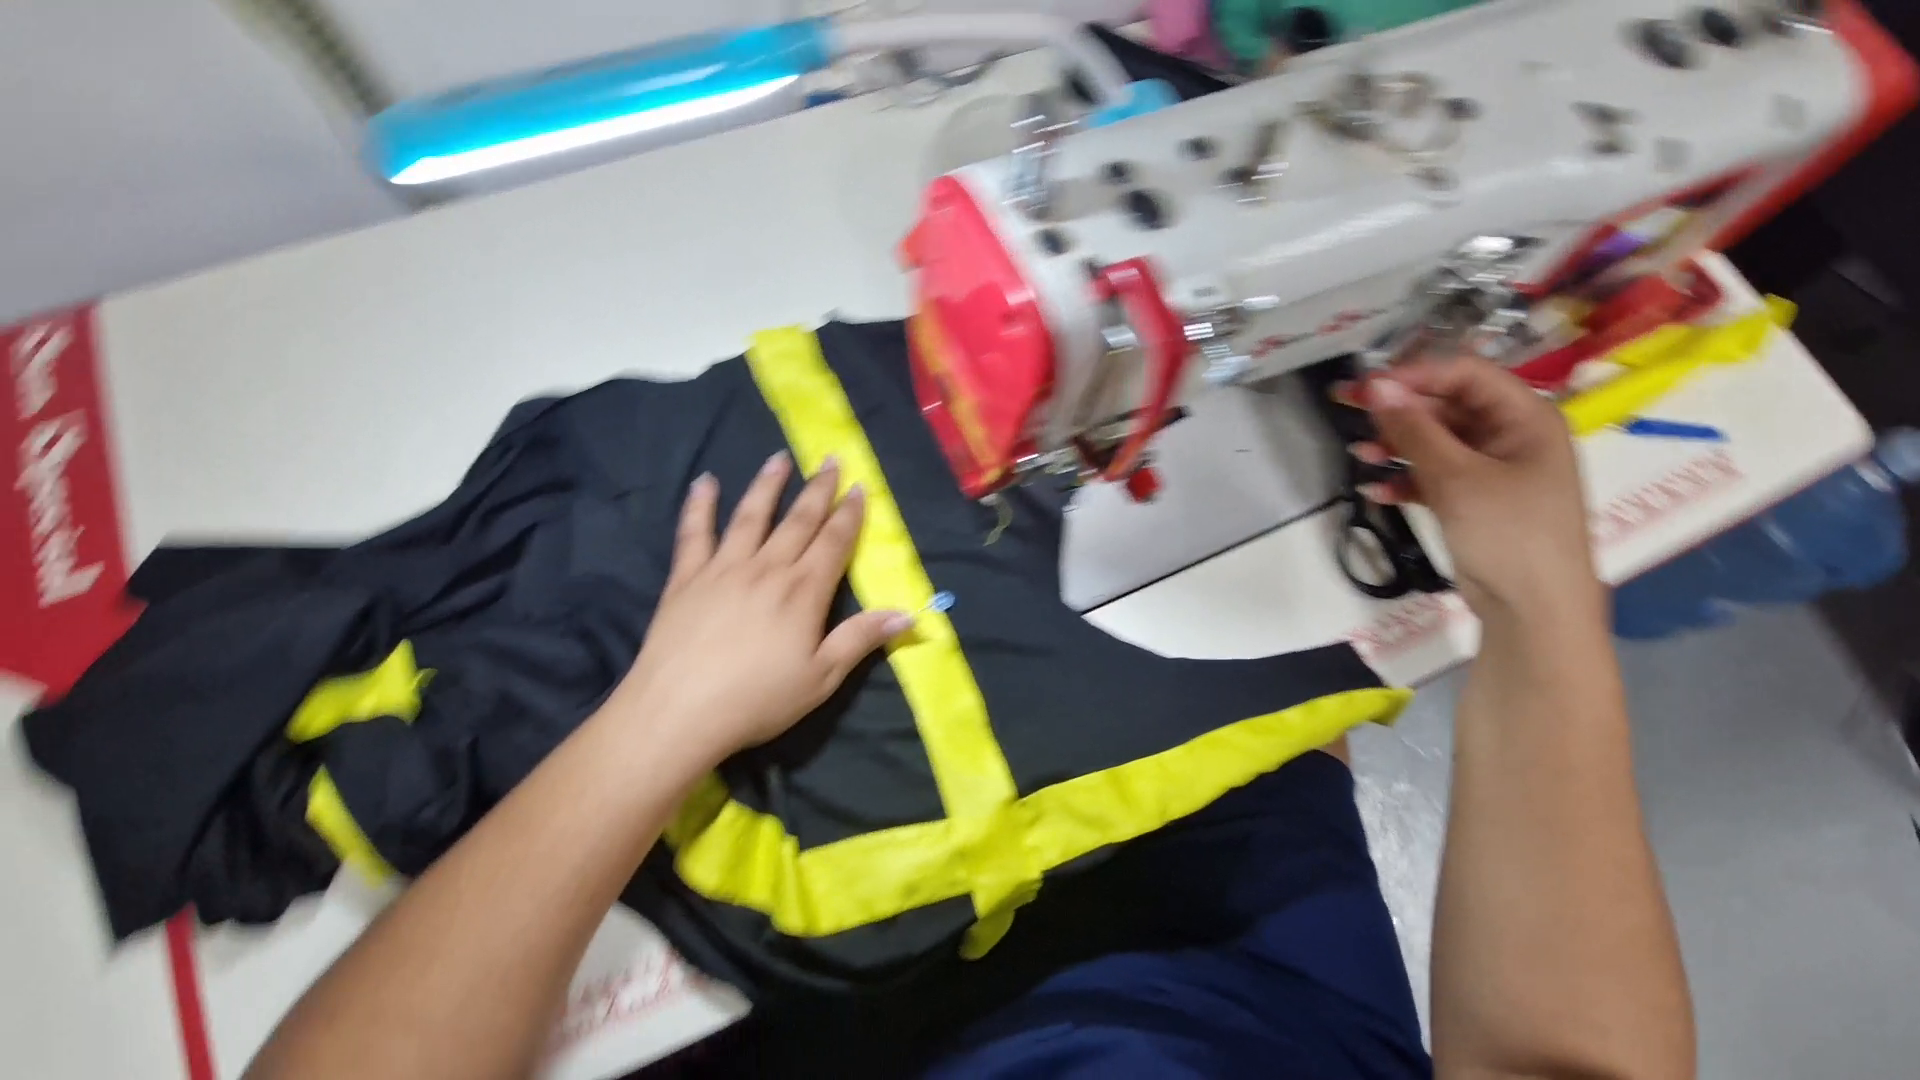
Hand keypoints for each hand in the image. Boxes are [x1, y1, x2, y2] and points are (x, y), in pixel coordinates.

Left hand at [605, 451, 910, 766]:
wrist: (679, 711)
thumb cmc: (757, 700)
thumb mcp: (821, 677)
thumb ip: (860, 640)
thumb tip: (908, 615)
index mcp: (803, 592)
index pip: (833, 543)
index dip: (849, 515)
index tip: (859, 488)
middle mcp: (767, 569)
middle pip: (798, 521)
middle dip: (818, 490)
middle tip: (830, 461)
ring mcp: (723, 568)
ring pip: (751, 516)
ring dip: (767, 486)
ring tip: (778, 459)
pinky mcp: (686, 578)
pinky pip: (694, 533)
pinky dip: (700, 505)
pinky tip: (706, 482)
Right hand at [1355, 356, 1600, 621]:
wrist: (1534, 610)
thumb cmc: (1509, 533)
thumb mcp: (1457, 477)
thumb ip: (1414, 429)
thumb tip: (1375, 386)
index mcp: (1526, 417)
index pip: (1465, 375)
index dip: (1414, 375)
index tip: (1365, 386)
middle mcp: (1512, 436)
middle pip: (1447, 407)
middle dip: (1399, 412)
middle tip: (1348, 410)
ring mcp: (1494, 470)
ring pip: (1436, 443)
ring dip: (1397, 447)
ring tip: (1358, 456)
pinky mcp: (1475, 501)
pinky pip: (1435, 476)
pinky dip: (1406, 480)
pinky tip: (1377, 491)